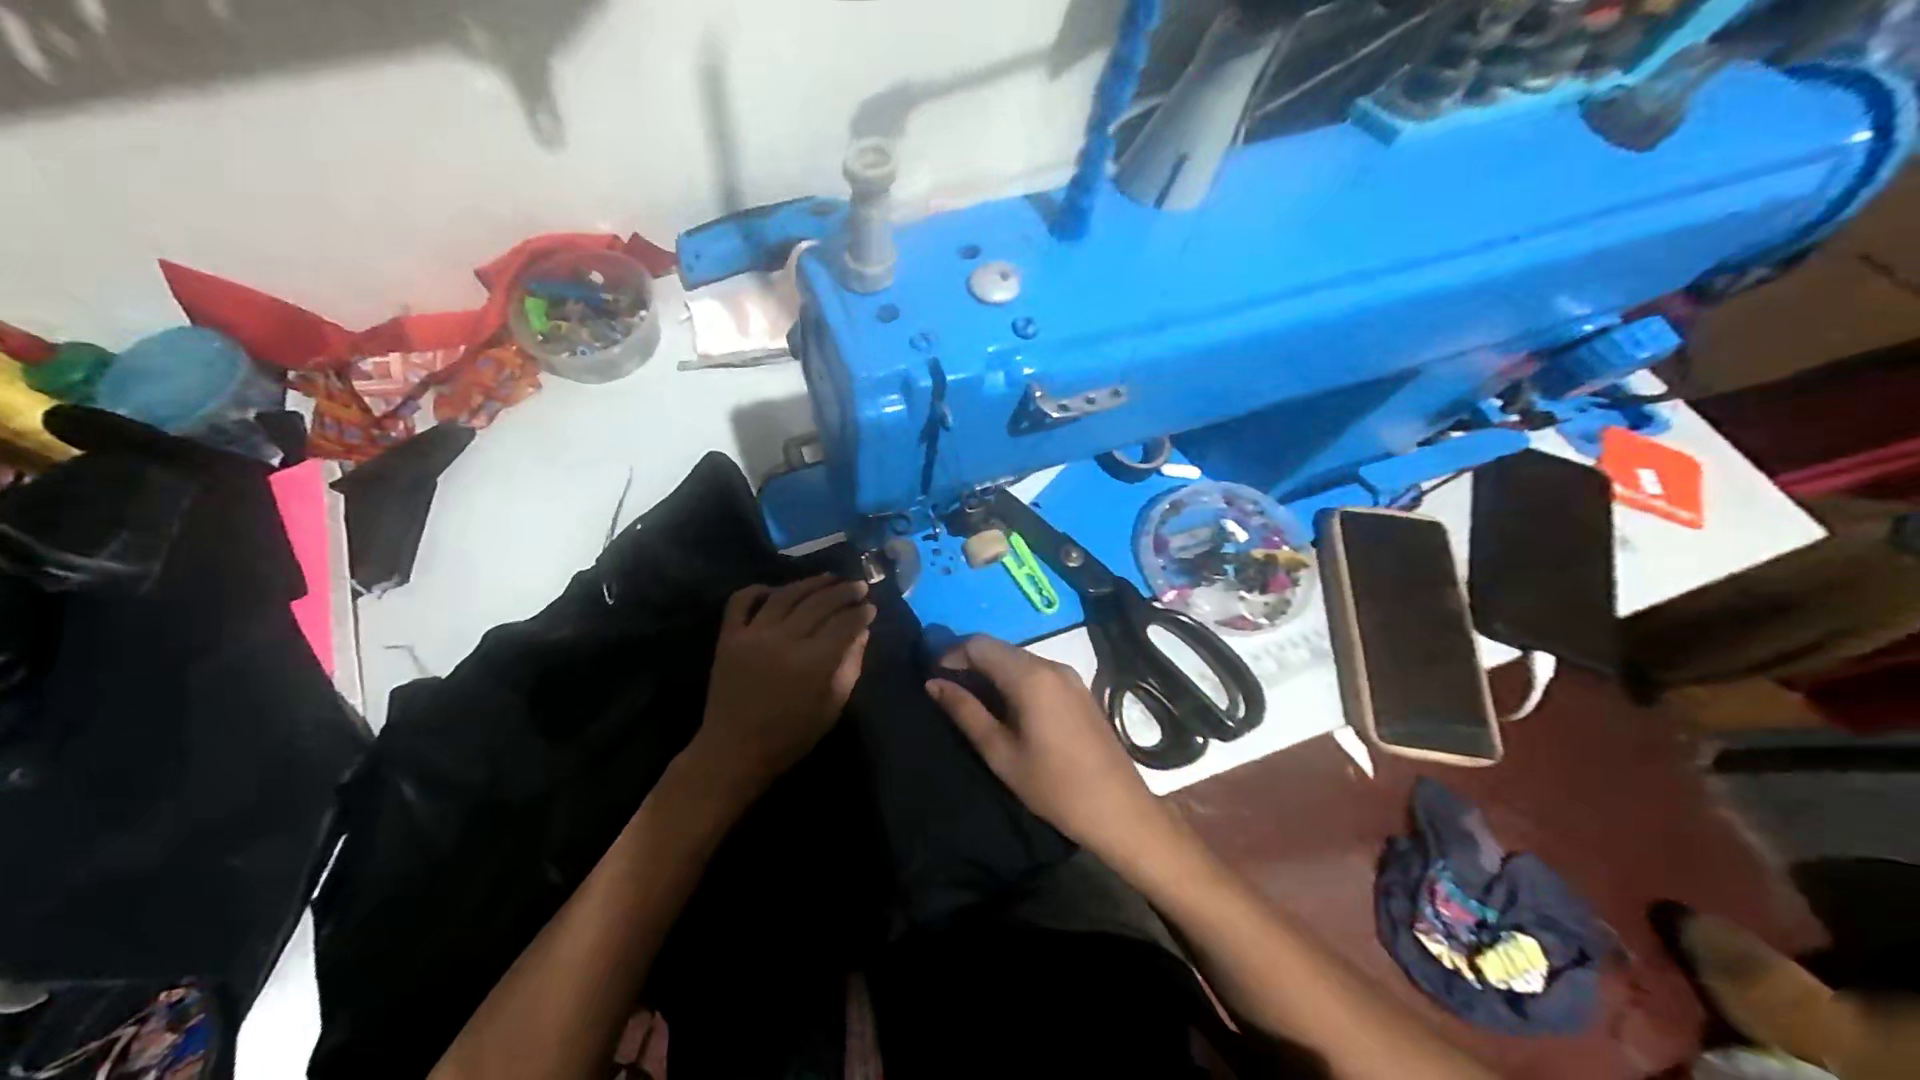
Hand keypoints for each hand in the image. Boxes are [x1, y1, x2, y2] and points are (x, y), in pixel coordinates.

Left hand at [691, 574, 874, 798]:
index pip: (844, 624)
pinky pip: (741, 602)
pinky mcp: (728, 637)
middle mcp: (784, 640)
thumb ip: (850, 665)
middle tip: (859, 586)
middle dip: (844, 592)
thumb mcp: (832, 707)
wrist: (734, 751)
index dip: (861, 613)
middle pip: (819, 604)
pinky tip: (776, 590)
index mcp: (813, 662)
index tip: (871, 607)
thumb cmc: (790, 736)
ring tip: (829, 578)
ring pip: (786, 595)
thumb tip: (861, 632)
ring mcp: (752, 635)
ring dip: (810, 583)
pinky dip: (758, 590)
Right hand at [926, 636, 1168, 857]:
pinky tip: (1006, 707)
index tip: (934, 677)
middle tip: (949, 690)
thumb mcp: (1000, 753)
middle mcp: (1051, 665)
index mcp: (1030, 676)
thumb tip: (933, 683)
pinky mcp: (1080, 689)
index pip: (980, 644)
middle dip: (970, 661)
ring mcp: (1070, 676)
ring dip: (992, 671)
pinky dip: (1014, 679)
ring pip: (1019, 659)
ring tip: (973, 701)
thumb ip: (965, 712)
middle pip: (1001, 648)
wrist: (1118, 808)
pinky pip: (1038, 672)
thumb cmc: (1053, 786)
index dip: (951, 654)